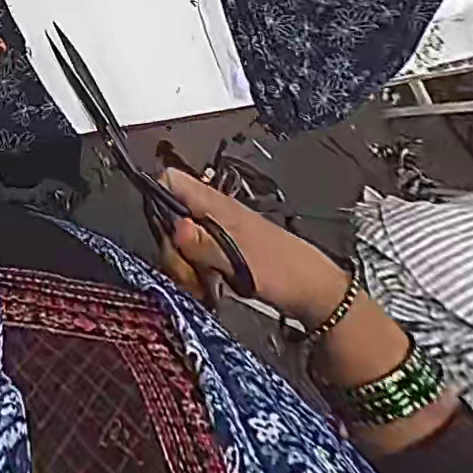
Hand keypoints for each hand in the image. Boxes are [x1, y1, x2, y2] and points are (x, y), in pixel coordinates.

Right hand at [155, 167, 351, 325]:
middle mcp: (210, 211)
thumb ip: (203, 244)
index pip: (169, 181)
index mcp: (213, 202)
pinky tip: (210, 287)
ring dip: (184, 266)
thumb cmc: (282, 269)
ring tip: (204, 285)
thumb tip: (175, 227)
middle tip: (189, 274)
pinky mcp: (220, 249)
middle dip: (173, 249)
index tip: (168, 236)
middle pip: (168, 218)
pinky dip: (196, 273)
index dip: (158, 201)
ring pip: (179, 241)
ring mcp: (215, 230)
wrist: (314, 290)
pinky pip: (194, 256)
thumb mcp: (238, 260)